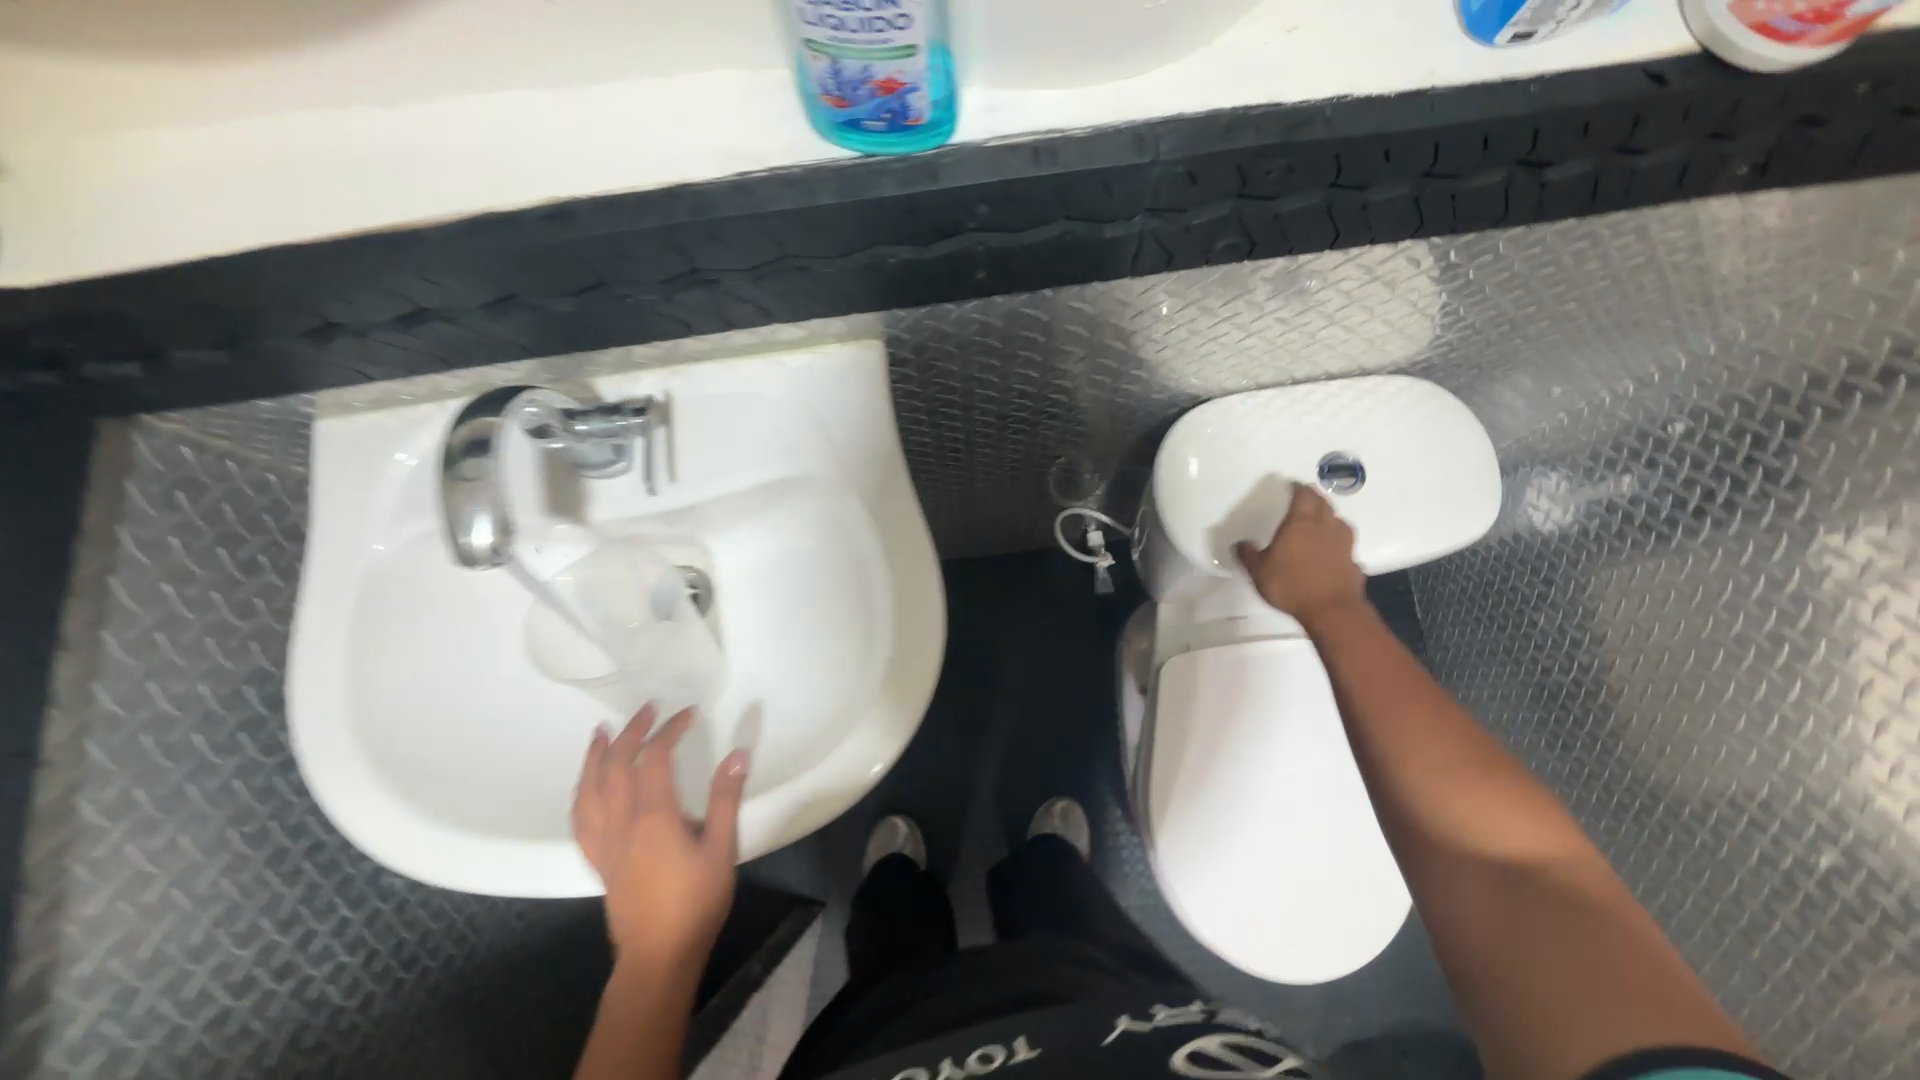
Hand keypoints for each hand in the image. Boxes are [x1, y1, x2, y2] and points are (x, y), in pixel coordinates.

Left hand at [572, 704, 749, 977]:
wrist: (659, 954)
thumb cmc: (697, 901)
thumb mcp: (722, 849)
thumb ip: (726, 799)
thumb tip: (737, 754)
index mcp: (654, 816)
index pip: (655, 759)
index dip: (669, 731)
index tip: (687, 714)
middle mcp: (621, 822)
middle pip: (617, 765)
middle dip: (631, 732)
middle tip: (648, 710)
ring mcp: (604, 842)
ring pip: (589, 788)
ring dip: (596, 756)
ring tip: (602, 732)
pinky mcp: (598, 859)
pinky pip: (580, 818)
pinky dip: (582, 792)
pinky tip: (587, 785)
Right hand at [1233, 482, 1367, 624]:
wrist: (1331, 610)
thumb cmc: (1291, 585)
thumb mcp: (1259, 572)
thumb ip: (1248, 555)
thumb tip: (1240, 543)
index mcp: (1300, 523)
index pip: (1303, 495)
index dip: (1298, 488)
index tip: (1292, 485)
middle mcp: (1324, 527)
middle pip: (1323, 503)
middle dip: (1314, 497)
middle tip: (1305, 498)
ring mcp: (1343, 543)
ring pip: (1338, 520)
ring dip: (1329, 516)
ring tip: (1321, 520)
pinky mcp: (1353, 560)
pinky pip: (1346, 542)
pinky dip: (1338, 540)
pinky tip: (1334, 548)